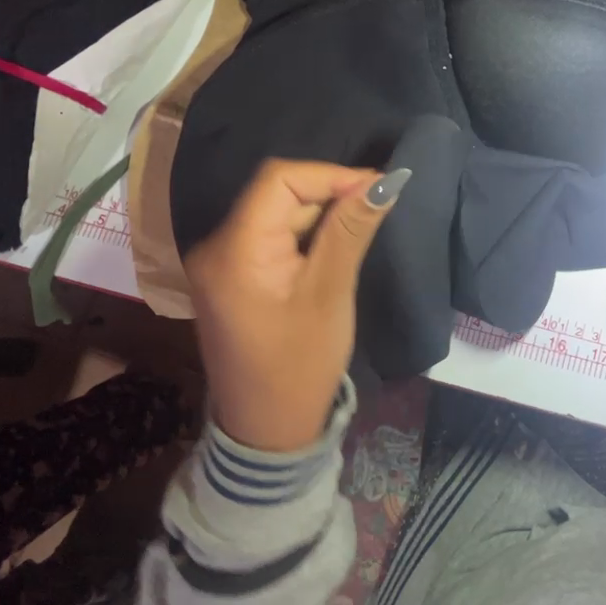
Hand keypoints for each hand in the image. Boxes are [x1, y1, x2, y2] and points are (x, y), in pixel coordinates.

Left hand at [184, 159, 409, 450]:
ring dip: (322, 214)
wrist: (267, 430)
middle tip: (377, 209)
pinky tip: (335, 248)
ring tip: (362, 228)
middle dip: (330, 194)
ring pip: (278, 212)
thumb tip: (388, 179)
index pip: (279, 180)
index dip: (330, 175)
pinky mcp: (234, 276)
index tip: (377, 189)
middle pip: (277, 194)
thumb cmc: (301, 364)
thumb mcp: (331, 292)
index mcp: (234, 250)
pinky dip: (307, 233)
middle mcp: (217, 246)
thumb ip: (352, 229)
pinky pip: (272, 235)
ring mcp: (222, 262)